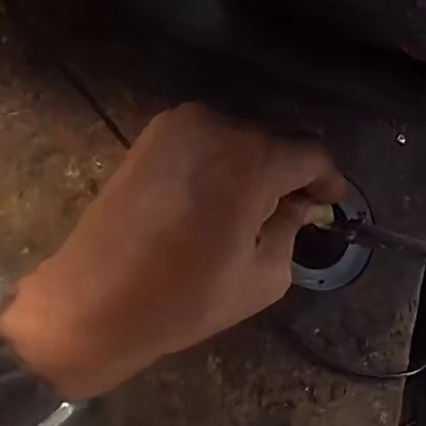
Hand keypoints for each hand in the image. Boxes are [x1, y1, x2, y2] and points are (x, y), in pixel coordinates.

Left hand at [0, 103, 344, 396]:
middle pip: (280, 133)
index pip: (312, 152)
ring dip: (263, 160)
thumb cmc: (186, 299)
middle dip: (297, 167)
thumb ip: (292, 227)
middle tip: (301, 205)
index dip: (329, 179)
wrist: (94, 301)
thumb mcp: (264, 275)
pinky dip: (229, 157)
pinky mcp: (152, 134)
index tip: (331, 204)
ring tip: (263, 202)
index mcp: (252, 160)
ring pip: (245, 131)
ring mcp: (179, 124)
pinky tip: (227, 192)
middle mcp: (218, 125)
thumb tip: (300, 204)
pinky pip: (211, 135)